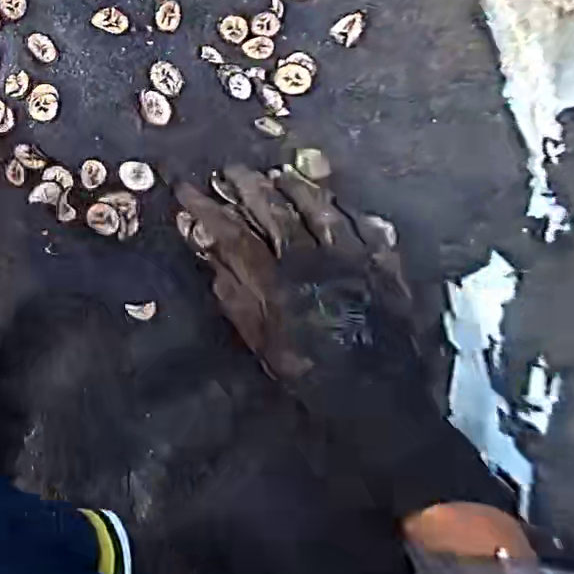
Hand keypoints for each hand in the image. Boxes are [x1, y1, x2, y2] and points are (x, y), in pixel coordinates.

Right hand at [175, 164, 515, 521]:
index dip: (204, 206)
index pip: (230, 230)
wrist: (382, 405)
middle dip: (247, 185)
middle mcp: (313, 261)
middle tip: (228, 168)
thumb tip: (206, 249)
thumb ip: (232, 289)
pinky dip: (357, 216)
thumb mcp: (256, 335)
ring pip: (323, 212)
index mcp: (275, 277)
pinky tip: (346, 208)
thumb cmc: (305, 370)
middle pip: (275, 210)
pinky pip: (375, 234)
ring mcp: (355, 264)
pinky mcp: (389, 275)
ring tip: (280, 175)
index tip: (184, 188)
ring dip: (298, 189)